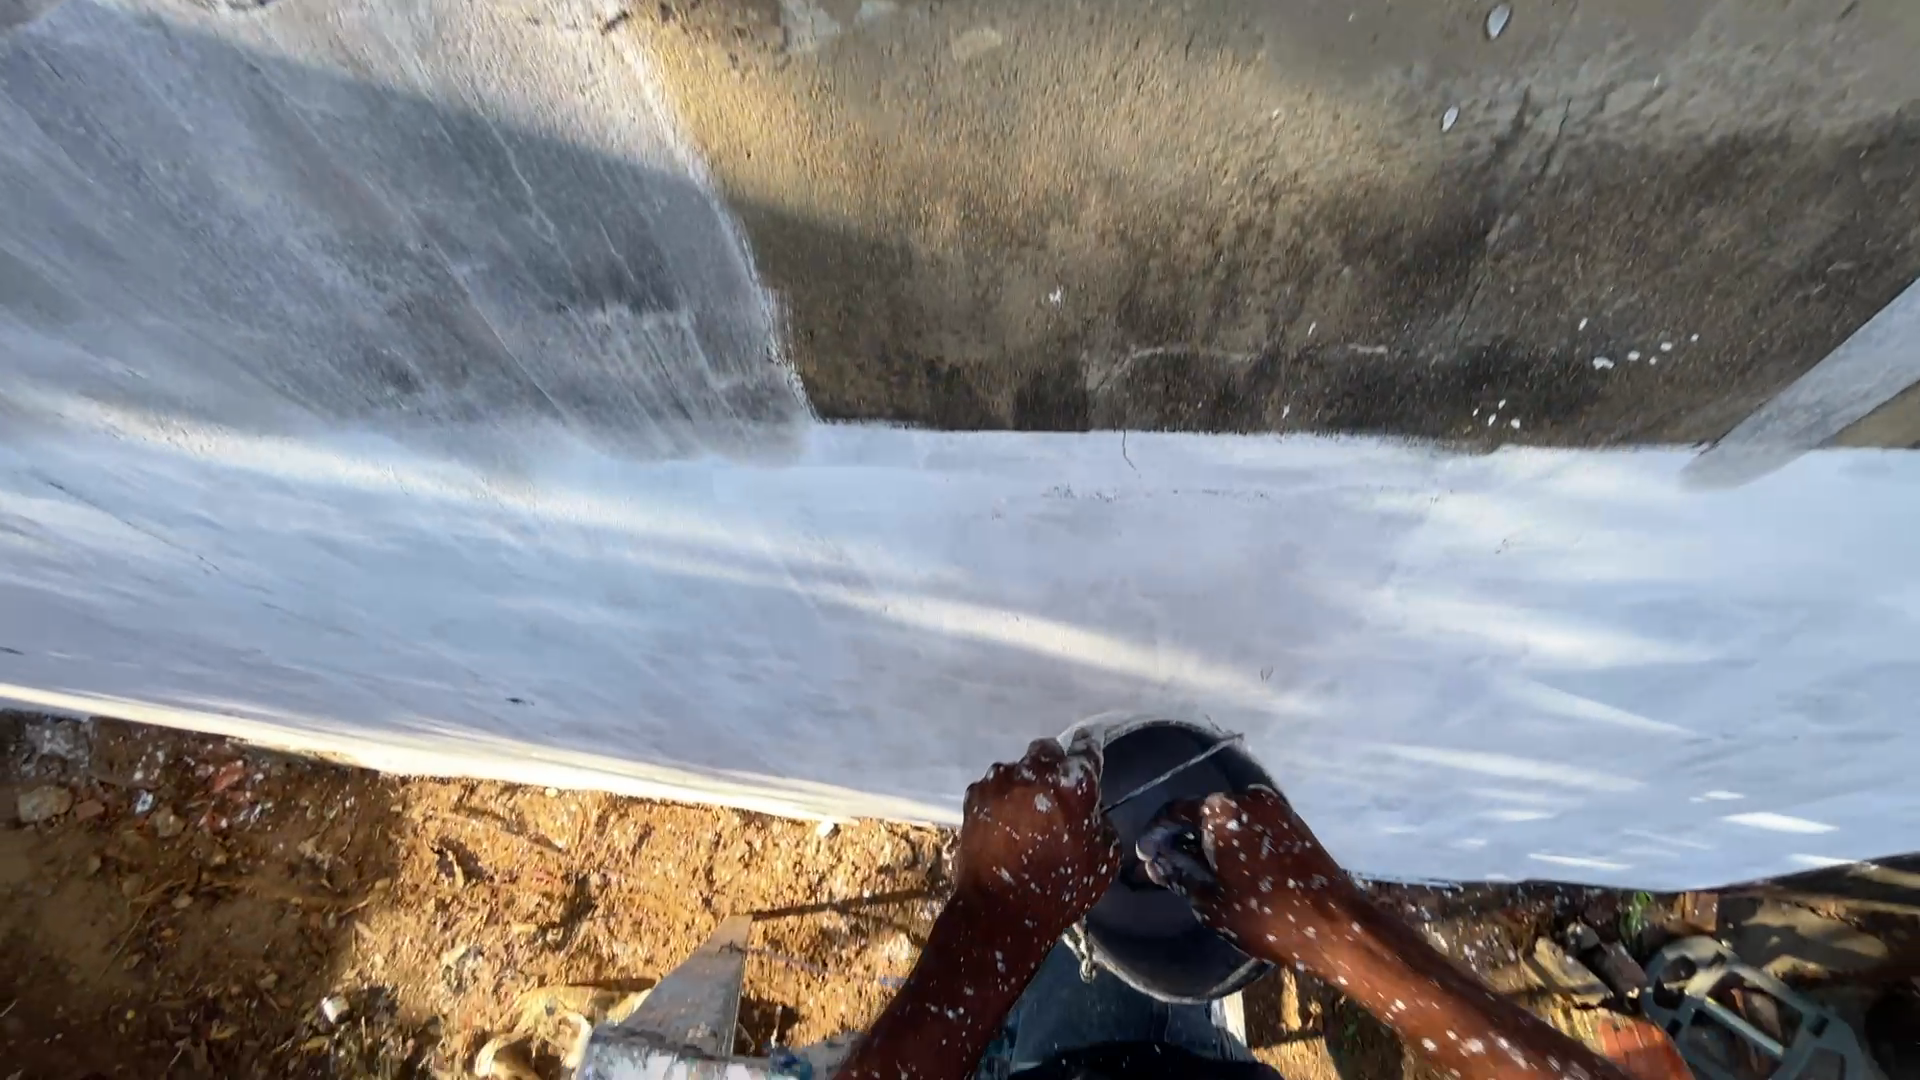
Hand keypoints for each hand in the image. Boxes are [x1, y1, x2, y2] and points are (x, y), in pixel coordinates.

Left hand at [954, 738, 1119, 936]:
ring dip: (1025, 783)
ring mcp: (1000, 778)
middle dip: (1054, 765)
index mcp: (1073, 782)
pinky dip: (1000, 799)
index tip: (1089, 750)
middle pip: (1047, 751)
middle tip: (1055, 793)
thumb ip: (1100, 821)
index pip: (1087, 748)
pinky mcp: (975, 793)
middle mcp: (1035, 769)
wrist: (1000, 909)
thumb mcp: (1104, 859)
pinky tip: (1002, 825)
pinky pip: (994, 786)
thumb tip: (1089, 810)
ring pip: (1018, 768)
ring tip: (1024, 815)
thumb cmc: (1060, 888)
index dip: (1090, 750)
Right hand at [1137, 786, 1348, 946]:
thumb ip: (1177, 875)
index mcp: (1218, 810)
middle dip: (1182, 837)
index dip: (1154, 835)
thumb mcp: (1210, 902)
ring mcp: (1272, 805)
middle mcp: (1244, 796)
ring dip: (1209, 838)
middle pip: (1201, 812)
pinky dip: (1234, 839)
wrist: (1338, 926)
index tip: (1145, 856)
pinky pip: (1250, 823)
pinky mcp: (1292, 819)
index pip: (1173, 813)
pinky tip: (1230, 864)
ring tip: (1199, 868)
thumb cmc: (1267, 916)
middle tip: (1169, 864)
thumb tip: (1156, 863)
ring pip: (1227, 818)